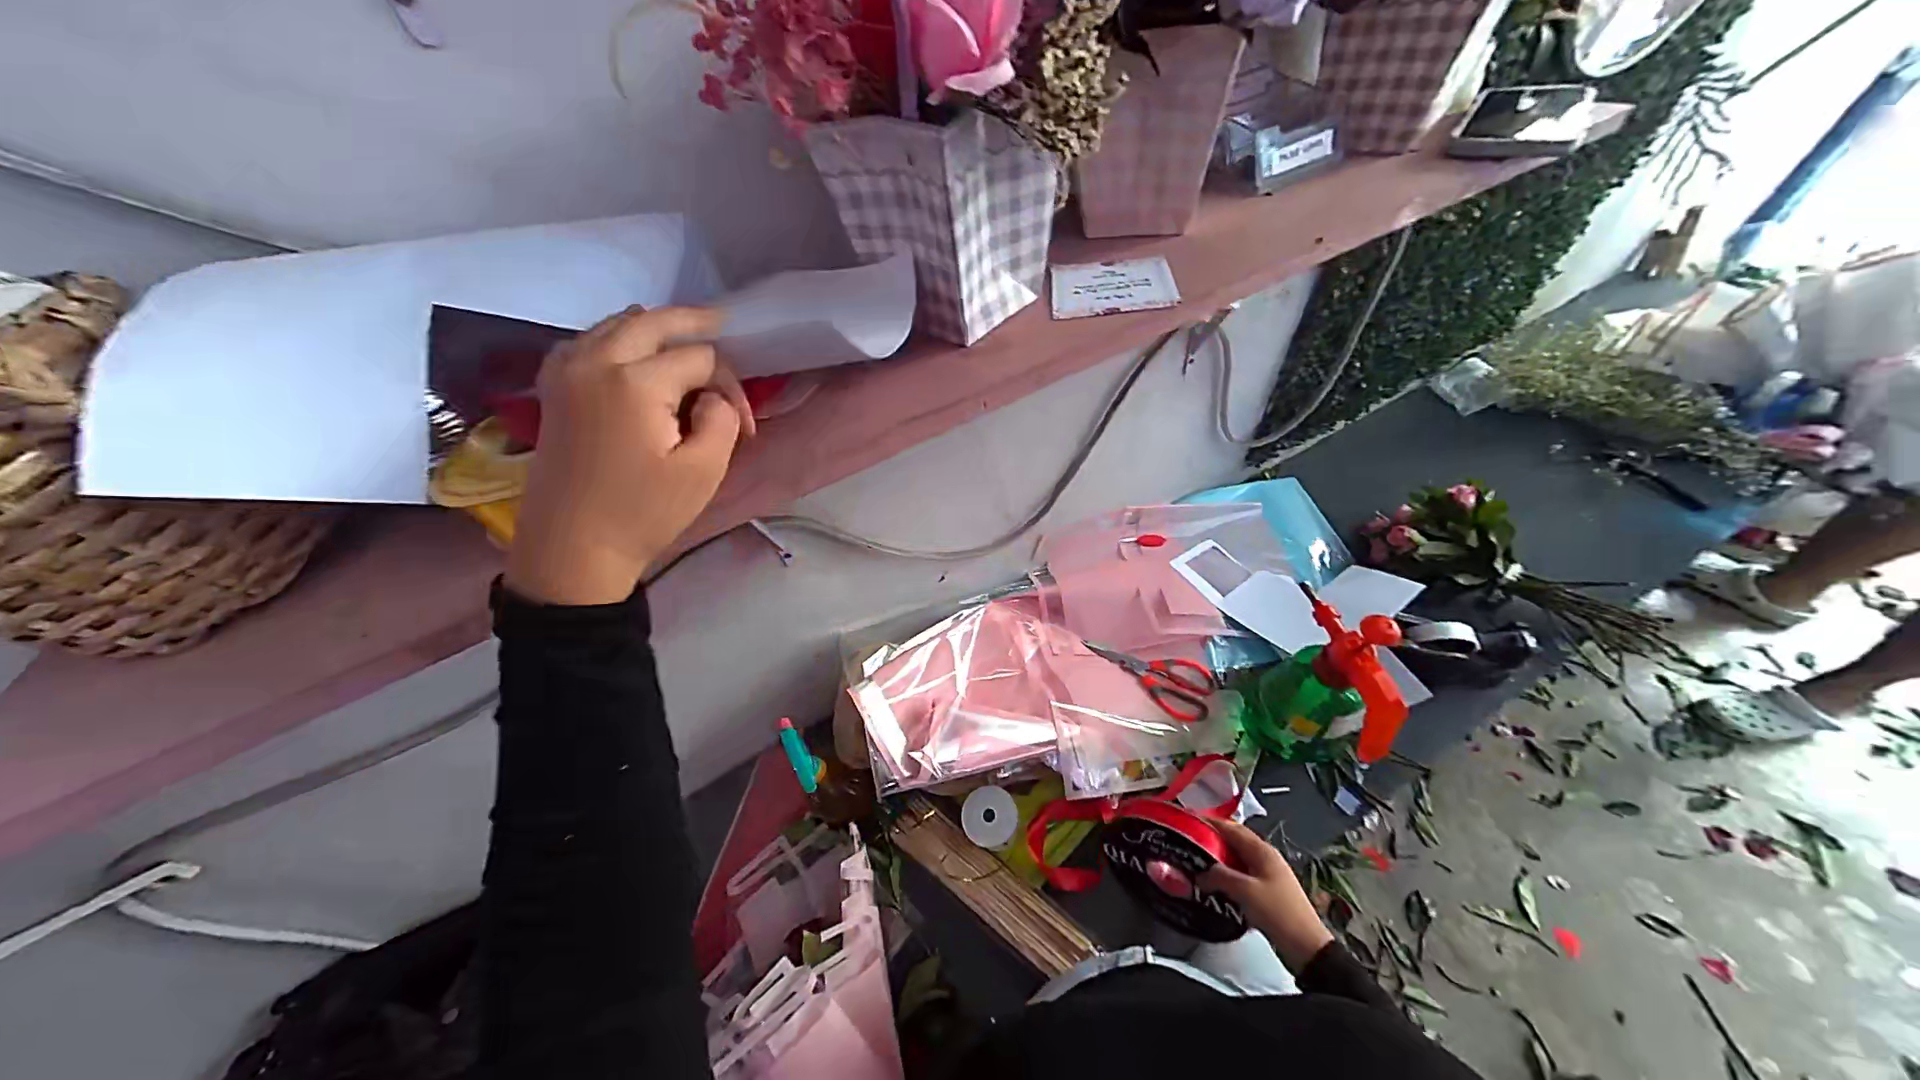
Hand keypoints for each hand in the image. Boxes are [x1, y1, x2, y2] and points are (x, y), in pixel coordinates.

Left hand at [504, 306, 754, 605]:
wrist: (573, 548)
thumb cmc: (643, 513)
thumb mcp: (704, 471)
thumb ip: (722, 419)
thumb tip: (713, 396)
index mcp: (636, 382)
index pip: (700, 359)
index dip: (730, 384)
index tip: (743, 424)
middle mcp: (596, 361)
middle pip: (653, 322)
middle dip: (693, 323)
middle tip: (722, 323)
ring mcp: (566, 371)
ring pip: (617, 324)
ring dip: (654, 328)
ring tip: (682, 344)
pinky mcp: (552, 388)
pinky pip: (587, 341)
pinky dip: (615, 338)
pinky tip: (630, 356)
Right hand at [1198, 819, 1333, 972]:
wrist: (1308, 948)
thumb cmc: (1277, 913)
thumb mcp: (1245, 891)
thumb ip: (1219, 876)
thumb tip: (1199, 872)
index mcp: (1262, 851)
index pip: (1230, 827)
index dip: (1208, 822)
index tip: (1185, 820)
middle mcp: (1265, 857)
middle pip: (1234, 840)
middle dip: (1211, 839)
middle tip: (1186, 842)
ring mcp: (1268, 874)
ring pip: (1236, 858)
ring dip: (1217, 858)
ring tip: (1195, 862)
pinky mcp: (1267, 891)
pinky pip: (1241, 874)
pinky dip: (1225, 874)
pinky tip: (1214, 883)